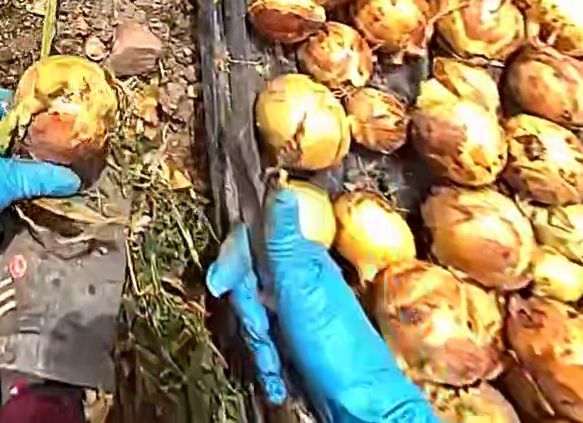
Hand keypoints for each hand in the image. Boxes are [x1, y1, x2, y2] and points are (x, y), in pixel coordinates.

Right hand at [207, 189, 434, 422]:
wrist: (362, 412)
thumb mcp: (301, 285)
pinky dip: (266, 365)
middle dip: (247, 312)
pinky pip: (263, 343)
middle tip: (265, 335)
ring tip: (275, 367)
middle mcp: (294, 277)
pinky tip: (278, 381)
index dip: (232, 260)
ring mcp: (294, 311)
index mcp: (298, 255)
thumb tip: (280, 182)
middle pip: (246, 279)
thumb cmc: (333, 344)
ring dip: (257, 343)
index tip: (219, 284)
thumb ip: (283, 235)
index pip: (248, 239)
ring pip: (251, 314)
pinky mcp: (293, 343)